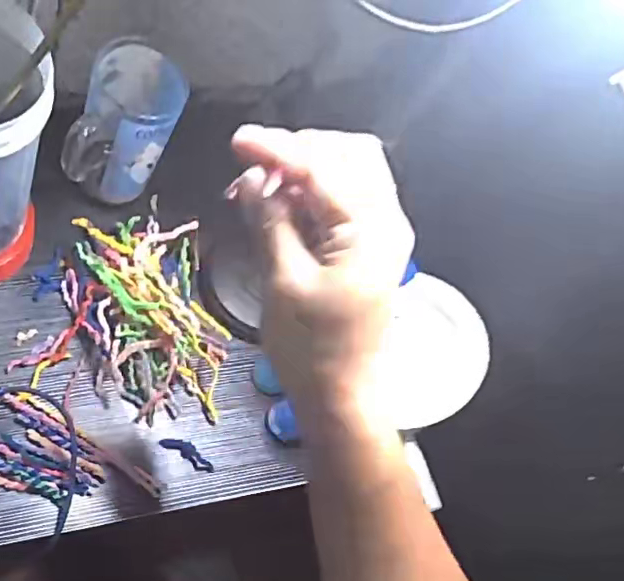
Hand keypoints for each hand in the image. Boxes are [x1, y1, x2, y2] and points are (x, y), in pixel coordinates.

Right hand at [227, 126, 415, 421]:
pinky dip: (312, 197)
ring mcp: (380, 236)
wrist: (340, 395)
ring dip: (303, 173)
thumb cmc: (311, 350)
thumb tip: (250, 182)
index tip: (238, 142)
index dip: (277, 150)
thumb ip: (270, 225)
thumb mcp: (283, 285)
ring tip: (260, 189)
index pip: (323, 167)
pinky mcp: (368, 252)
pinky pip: (343, 205)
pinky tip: (282, 208)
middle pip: (346, 156)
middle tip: (248, 170)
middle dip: (295, 154)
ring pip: (347, 176)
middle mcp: (386, 221)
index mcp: (370, 228)